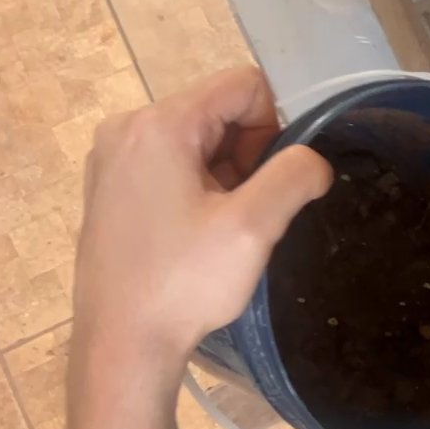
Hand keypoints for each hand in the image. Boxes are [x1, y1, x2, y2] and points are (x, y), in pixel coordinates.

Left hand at [74, 67, 332, 369]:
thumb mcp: (255, 226)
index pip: (244, 86)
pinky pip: (177, 165)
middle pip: (221, 112)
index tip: (273, 181)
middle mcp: (128, 129)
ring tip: (226, 228)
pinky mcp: (114, 188)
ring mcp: (115, 159)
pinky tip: (201, 233)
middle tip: (251, 212)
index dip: (277, 126)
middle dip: (252, 154)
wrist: (123, 342)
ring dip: (231, 176)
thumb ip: (295, 177)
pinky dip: (204, 188)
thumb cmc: (185, 281)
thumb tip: (316, 163)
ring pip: (202, 141)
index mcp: (159, 125)